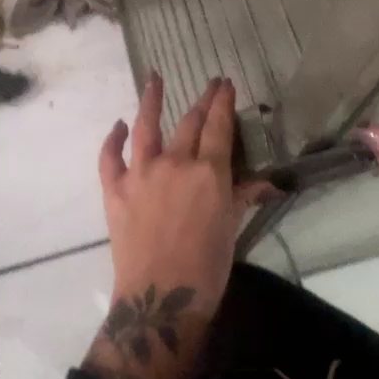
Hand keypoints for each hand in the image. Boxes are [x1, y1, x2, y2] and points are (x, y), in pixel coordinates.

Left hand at [84, 75, 267, 378]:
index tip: (225, 84)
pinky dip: (113, 139)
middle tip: (210, 85)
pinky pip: (109, 158)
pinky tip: (118, 125)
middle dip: (202, 101)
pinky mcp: (115, 190)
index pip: (218, 126)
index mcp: (208, 172)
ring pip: (146, 127)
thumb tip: (269, 181)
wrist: (160, 299)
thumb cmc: (206, 268)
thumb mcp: (232, 229)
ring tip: (154, 78)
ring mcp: (141, 174)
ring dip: (151, 100)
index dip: (222, 102)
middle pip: (189, 123)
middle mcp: (174, 163)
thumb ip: (243, 196)